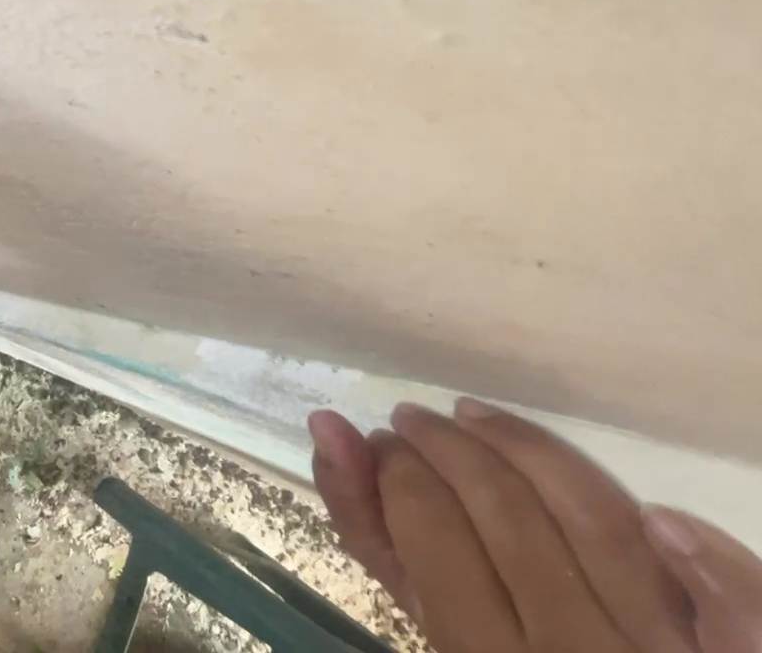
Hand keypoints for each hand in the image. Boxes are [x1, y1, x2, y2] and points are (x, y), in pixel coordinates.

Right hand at [312, 399, 761, 651]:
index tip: (383, 443)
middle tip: (415, 422)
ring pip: (595, 520)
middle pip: (501, 511)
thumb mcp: (415, 606)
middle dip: (441, 445)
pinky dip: (710, 556)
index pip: (422, 520)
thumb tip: (326, 424)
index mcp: (472, 647)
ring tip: (473, 417)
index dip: (392, 464)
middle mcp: (565, 647)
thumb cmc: (489, 649)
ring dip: (525, 446)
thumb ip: (367, 526)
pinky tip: (663, 514)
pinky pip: (740, 603)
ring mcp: (654, 650)